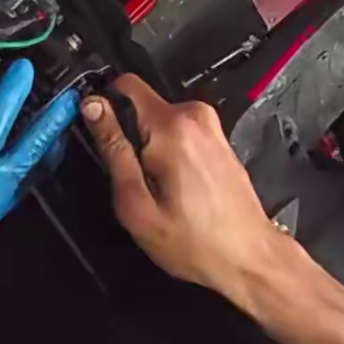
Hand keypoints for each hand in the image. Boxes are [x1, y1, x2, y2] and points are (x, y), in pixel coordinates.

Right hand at [81, 75, 292, 306]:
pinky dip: (170, 151)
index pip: (125, 84)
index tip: (100, 130)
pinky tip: (178, 186)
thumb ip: (112, 148)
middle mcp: (194, 115)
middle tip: (135, 177)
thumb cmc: (195, 241)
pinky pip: (179, 130)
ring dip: (151, 146)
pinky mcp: (218, 136)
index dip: (105, 102)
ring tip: (159, 186)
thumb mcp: (136, 203)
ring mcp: (210, 125)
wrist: (250, 258)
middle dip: (130, 135)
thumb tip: (93, 107)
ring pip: (159, 120)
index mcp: (170, 126)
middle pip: (142, 105)